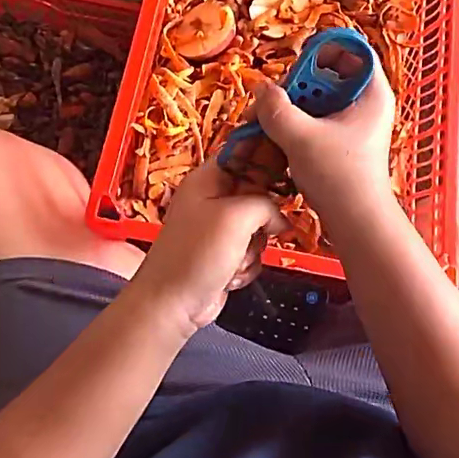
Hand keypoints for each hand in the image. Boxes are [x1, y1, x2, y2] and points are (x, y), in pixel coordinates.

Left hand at [127, 162, 283, 334]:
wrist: (171, 305)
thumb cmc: (195, 254)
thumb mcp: (236, 217)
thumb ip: (266, 204)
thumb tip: (280, 218)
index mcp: (208, 178)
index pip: (244, 152)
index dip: (266, 156)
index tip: (287, 168)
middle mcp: (213, 198)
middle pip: (258, 192)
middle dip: (263, 217)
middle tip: (255, 231)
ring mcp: (219, 227)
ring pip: (261, 225)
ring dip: (254, 247)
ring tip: (235, 259)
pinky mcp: (225, 253)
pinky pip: (254, 250)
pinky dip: (247, 264)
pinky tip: (231, 274)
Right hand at [252, 53, 396, 217]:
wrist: (357, 223)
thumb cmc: (339, 177)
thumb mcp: (301, 137)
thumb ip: (276, 108)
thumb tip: (260, 88)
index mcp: (371, 92)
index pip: (354, 50)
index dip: (325, 49)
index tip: (297, 63)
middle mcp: (366, 103)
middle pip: (329, 73)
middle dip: (297, 83)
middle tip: (274, 98)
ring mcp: (353, 123)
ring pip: (318, 99)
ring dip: (291, 106)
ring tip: (267, 119)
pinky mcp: (340, 142)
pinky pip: (315, 119)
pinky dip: (296, 123)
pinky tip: (276, 135)